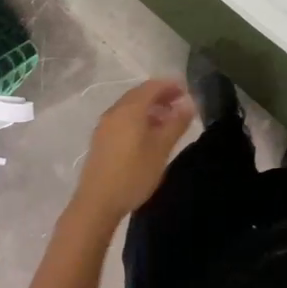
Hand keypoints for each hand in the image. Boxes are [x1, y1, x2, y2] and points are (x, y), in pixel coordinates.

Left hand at [71, 80, 193, 222]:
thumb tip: (189, 103)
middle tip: (179, 104)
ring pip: (130, 107)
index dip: (170, 85)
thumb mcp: (161, 149)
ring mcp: (105, 125)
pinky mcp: (101, 139)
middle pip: (140, 94)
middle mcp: (115, 111)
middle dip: (160, 96)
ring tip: (167, 121)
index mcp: (130, 109)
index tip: (186, 91)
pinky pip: (123, 119)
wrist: (97, 202)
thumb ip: (176, 123)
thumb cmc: (133, 174)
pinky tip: (147, 135)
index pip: (152, 86)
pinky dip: (138, 118)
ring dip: (150, 108)